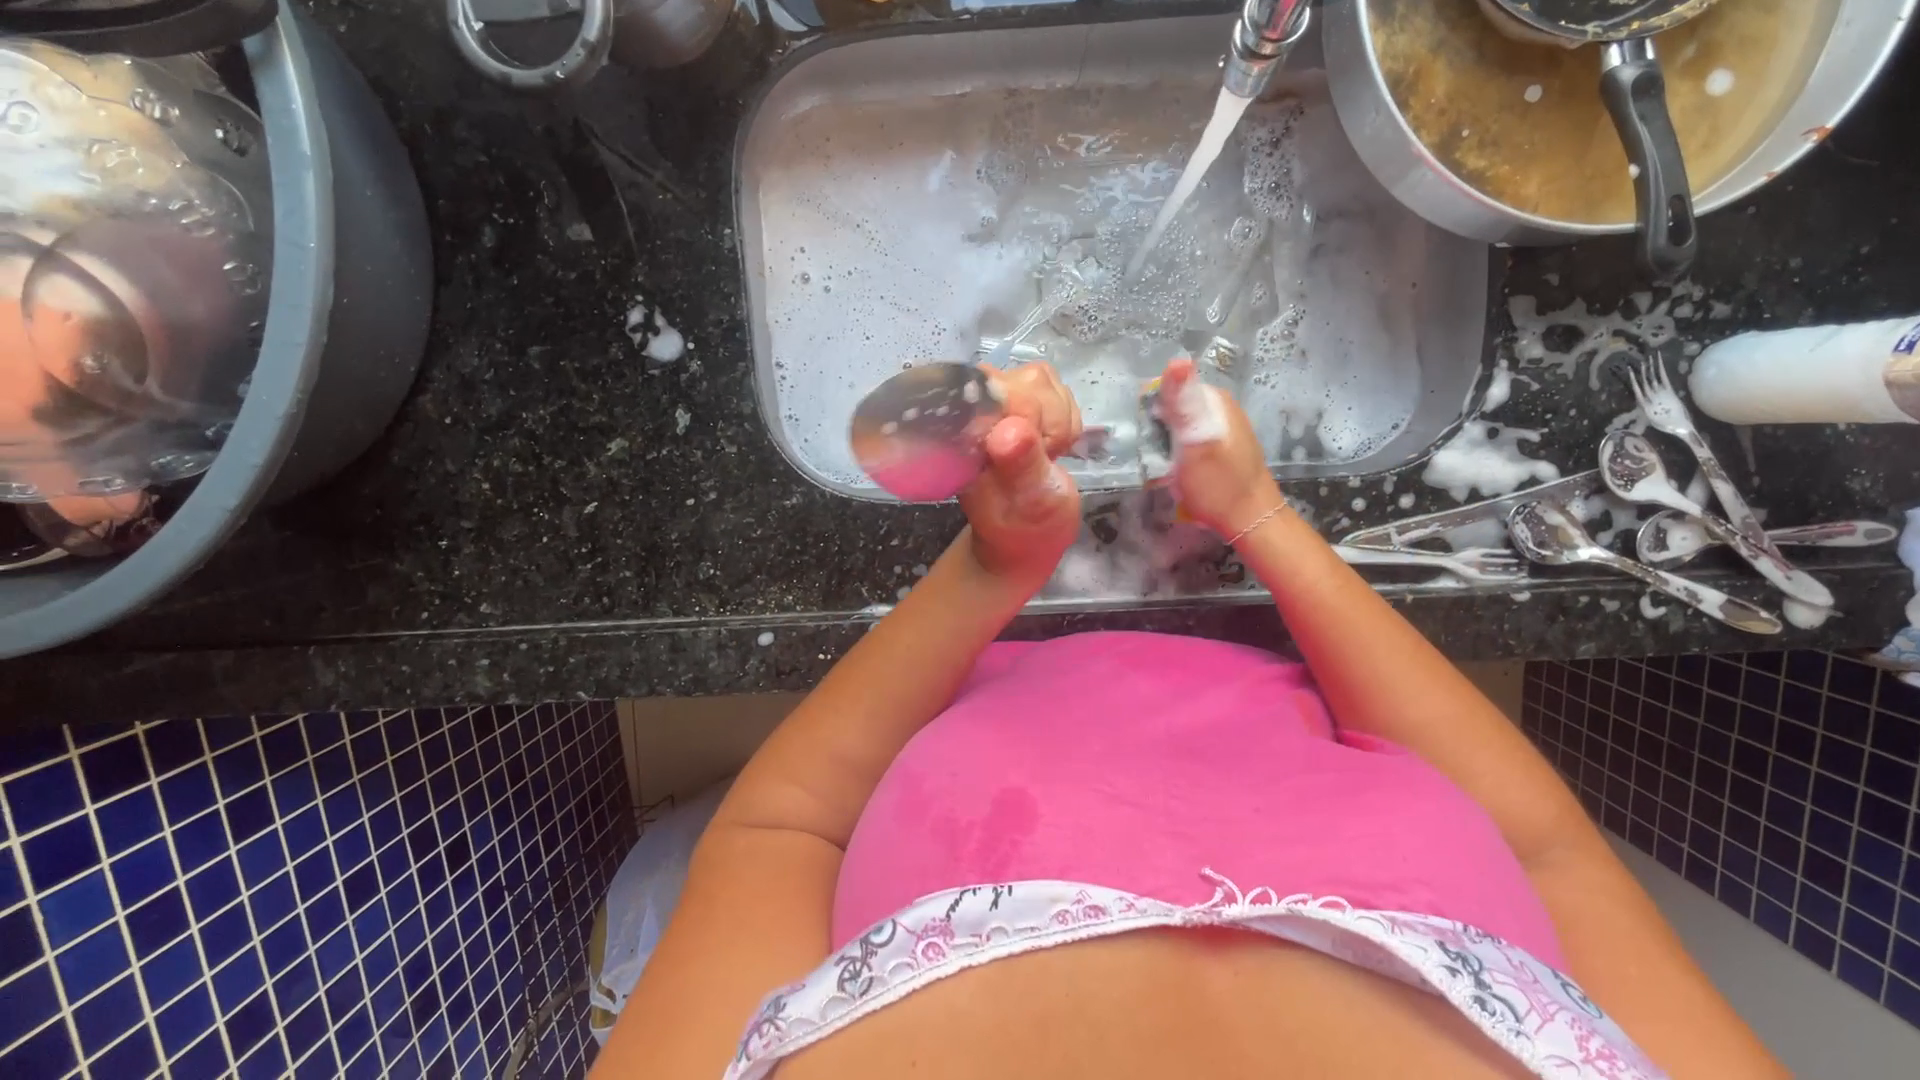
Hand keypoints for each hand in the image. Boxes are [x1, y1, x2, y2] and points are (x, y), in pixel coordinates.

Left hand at [960, 364, 1083, 583]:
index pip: (1002, 391)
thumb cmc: (1022, 524)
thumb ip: (1020, 465)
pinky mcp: (1019, 399)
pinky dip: (1064, 419)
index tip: (1038, 452)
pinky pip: (1056, 390)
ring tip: (1044, 454)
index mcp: (962, 430)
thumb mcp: (1028, 503)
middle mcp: (973, 407)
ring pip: (1045, 383)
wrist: (1024, 533)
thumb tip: (1010, 431)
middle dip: (1049, 421)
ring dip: (1058, 421)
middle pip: (1028, 382)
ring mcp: (996, 399)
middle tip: (1041, 457)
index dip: (1032, 417)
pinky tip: (1050, 445)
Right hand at [1156, 355, 1284, 539]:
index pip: (1166, 388)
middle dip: (1153, 428)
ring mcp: (1221, 428)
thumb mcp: (1194, 441)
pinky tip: (1173, 471)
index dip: (1146, 410)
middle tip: (1149, 455)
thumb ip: (1183, 402)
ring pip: (1177, 426)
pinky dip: (1175, 454)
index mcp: (1213, 399)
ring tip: (1158, 465)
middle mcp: (1219, 407)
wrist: (1250, 521)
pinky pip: (1187, 442)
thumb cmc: (1218, 484)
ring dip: (1162, 443)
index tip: (1140, 435)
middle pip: (1171, 407)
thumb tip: (1177, 359)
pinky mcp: (1220, 448)